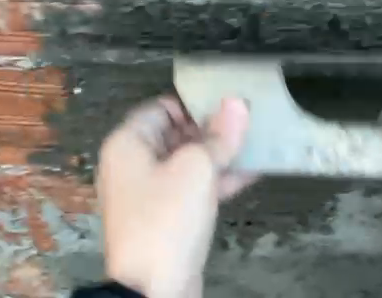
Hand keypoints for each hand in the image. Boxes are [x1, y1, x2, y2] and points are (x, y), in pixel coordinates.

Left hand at [96, 96, 253, 297]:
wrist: (153, 293)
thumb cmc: (166, 219)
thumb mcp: (198, 168)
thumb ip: (220, 135)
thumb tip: (237, 103)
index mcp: (127, 144)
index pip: (162, 107)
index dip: (194, 104)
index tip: (225, 104)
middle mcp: (132, 166)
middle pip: (176, 135)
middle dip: (211, 129)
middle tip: (245, 121)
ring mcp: (148, 196)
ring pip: (187, 163)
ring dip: (218, 155)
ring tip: (254, 142)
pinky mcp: (165, 221)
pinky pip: (192, 189)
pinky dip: (217, 181)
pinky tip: (250, 172)